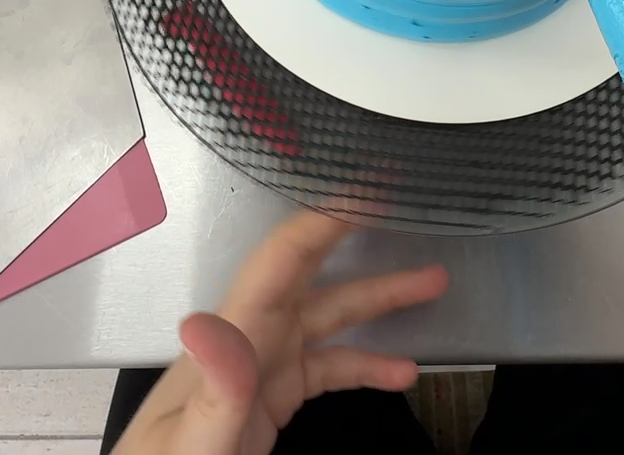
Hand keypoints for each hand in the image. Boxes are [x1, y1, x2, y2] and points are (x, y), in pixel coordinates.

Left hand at [113, 210, 448, 454]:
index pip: (282, 259)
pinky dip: (367, 362)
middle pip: (312, 272)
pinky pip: (330, 364)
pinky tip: (400, 370)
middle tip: (401, 209)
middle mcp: (253, 334)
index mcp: (235, 334)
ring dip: (380, 299)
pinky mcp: (276, 393)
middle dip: (356, 238)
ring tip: (432, 283)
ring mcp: (266, 362)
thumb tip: (208, 323)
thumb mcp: (192, 440)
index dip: (324, 220)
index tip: (366, 192)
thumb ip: (212, 391)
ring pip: (331, 316)